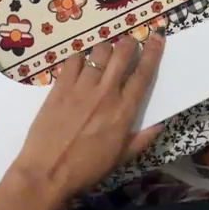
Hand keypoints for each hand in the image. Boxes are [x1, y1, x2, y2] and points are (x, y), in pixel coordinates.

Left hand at [6, 34, 166, 202]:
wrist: (47, 173)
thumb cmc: (87, 170)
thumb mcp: (121, 159)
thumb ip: (142, 140)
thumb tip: (161, 125)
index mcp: (124, 111)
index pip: (143, 74)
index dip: (153, 52)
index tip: (158, 37)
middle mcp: (105, 93)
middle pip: (122, 54)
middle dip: (129, 43)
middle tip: (130, 43)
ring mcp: (81, 87)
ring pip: (98, 52)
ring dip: (105, 49)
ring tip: (104, 54)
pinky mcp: (59, 87)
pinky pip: (72, 61)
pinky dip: (79, 58)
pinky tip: (80, 65)